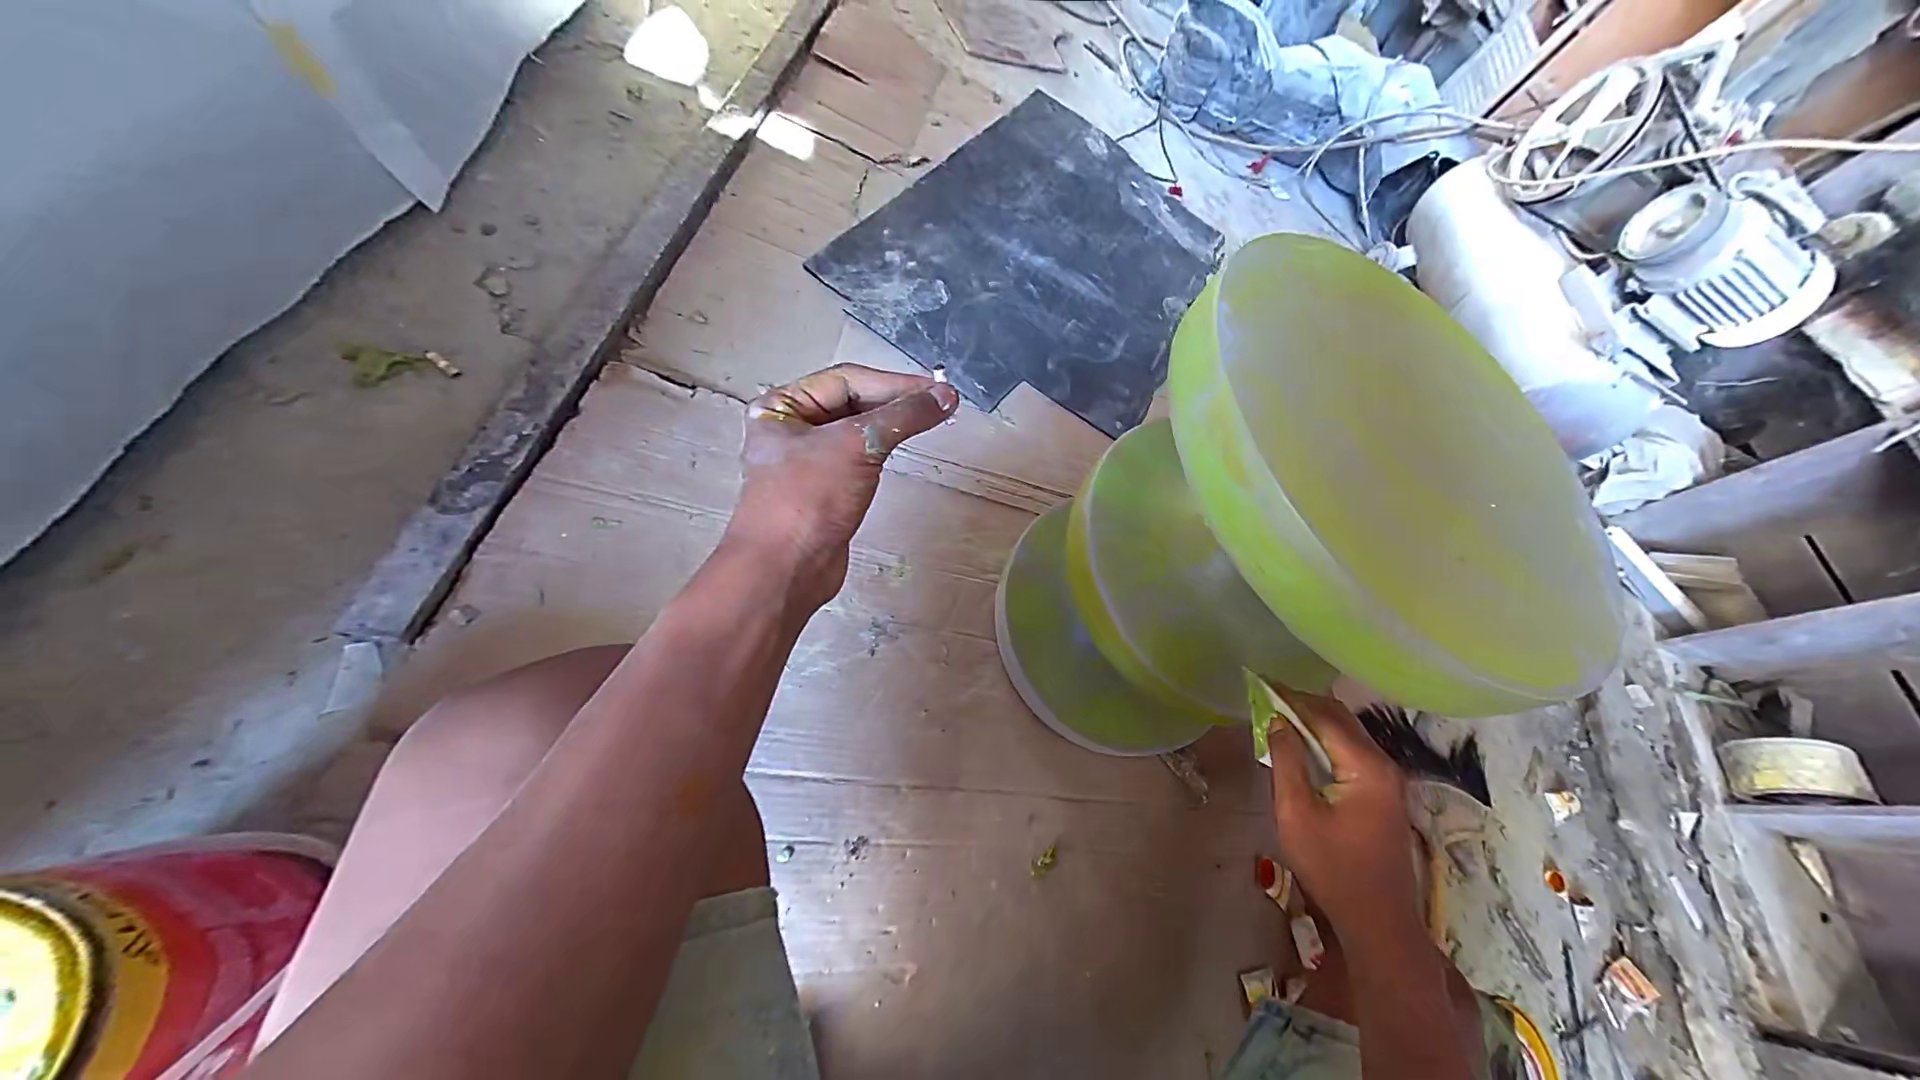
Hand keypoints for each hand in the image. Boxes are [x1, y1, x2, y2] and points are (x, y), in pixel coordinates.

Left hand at [726, 364, 958, 609]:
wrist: (785, 570)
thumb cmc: (806, 500)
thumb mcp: (856, 446)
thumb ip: (902, 417)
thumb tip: (944, 396)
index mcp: (782, 407)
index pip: (847, 380)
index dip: (894, 383)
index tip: (935, 389)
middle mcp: (791, 429)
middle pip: (852, 403)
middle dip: (894, 402)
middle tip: (938, 404)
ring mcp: (806, 462)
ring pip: (855, 431)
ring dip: (890, 425)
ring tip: (928, 420)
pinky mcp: (823, 491)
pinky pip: (857, 459)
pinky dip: (881, 450)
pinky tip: (902, 448)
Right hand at [1268, 688, 1421, 943]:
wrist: (1376, 922)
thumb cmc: (1332, 868)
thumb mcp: (1296, 812)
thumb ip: (1286, 760)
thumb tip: (1275, 720)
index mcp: (1367, 767)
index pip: (1326, 717)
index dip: (1292, 697)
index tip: (1260, 683)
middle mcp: (1384, 767)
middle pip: (1341, 720)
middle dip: (1303, 703)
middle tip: (1265, 694)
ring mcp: (1387, 782)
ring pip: (1347, 735)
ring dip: (1313, 721)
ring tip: (1276, 714)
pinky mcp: (1381, 795)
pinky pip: (1350, 753)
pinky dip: (1323, 741)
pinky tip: (1299, 744)